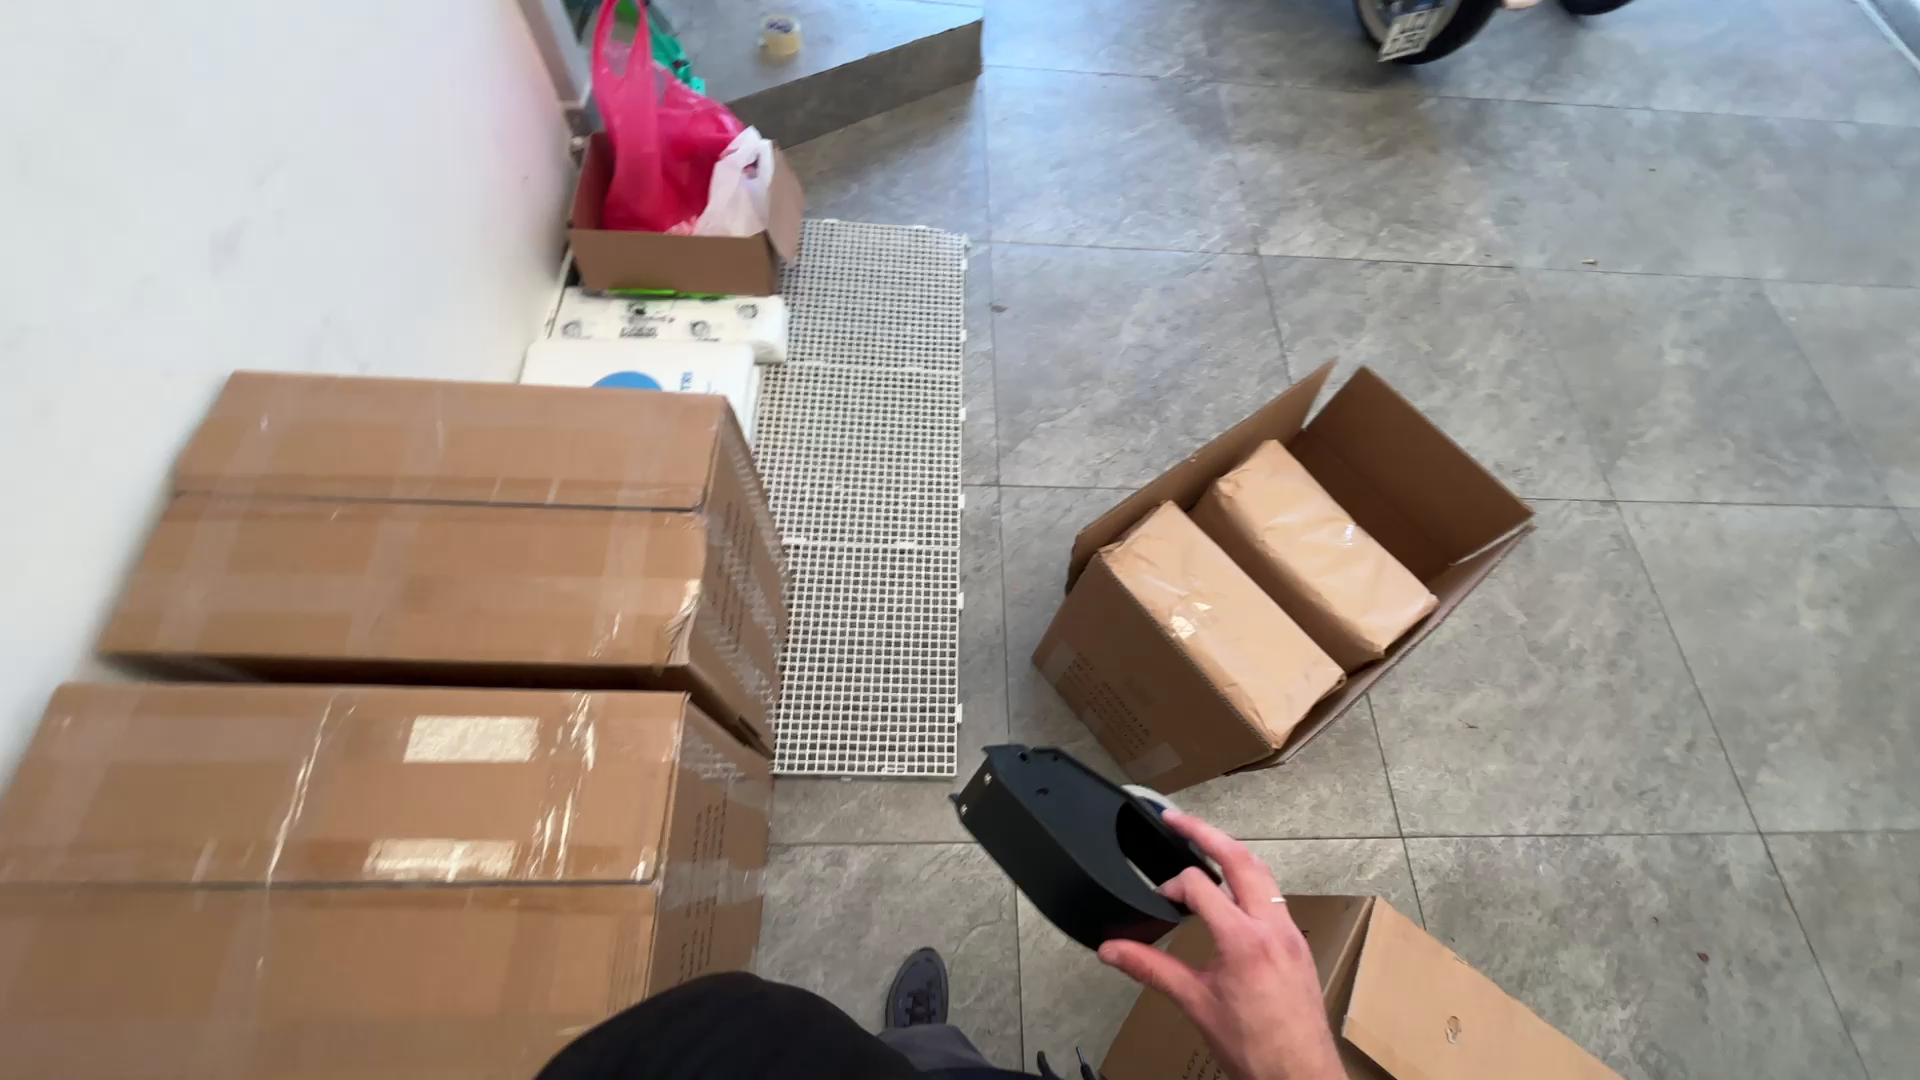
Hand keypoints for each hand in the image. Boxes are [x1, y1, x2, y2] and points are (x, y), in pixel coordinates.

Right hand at [1097, 809, 1343, 1079]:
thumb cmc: (1255, 1049)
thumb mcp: (1196, 1004)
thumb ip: (1150, 968)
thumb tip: (1110, 949)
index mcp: (1243, 940)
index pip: (1200, 886)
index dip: (1173, 885)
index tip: (1160, 897)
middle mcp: (1271, 927)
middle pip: (1239, 858)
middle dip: (1204, 832)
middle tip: (1174, 819)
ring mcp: (1290, 932)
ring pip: (1261, 871)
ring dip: (1230, 850)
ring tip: (1202, 839)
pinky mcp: (1297, 942)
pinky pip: (1273, 892)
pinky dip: (1248, 875)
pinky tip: (1231, 884)